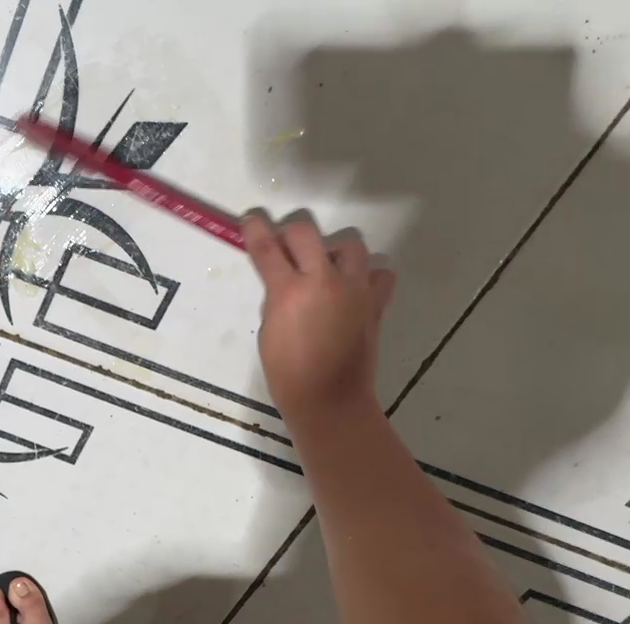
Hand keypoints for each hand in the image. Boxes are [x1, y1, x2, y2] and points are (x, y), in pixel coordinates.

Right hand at [243, 213, 396, 423]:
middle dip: (291, 233)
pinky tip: (354, 288)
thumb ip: (276, 302)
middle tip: (284, 243)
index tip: (251, 219)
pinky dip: (367, 275)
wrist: (329, 398)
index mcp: (289, 292)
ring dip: (332, 250)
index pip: (267, 249)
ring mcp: (355, 288)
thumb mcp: (268, 334)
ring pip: (348, 245)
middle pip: (306, 233)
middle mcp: (324, 280)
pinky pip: (378, 272)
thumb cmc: (287, 374)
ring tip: (324, 269)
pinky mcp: (376, 301)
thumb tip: (285, 285)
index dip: (256, 230)